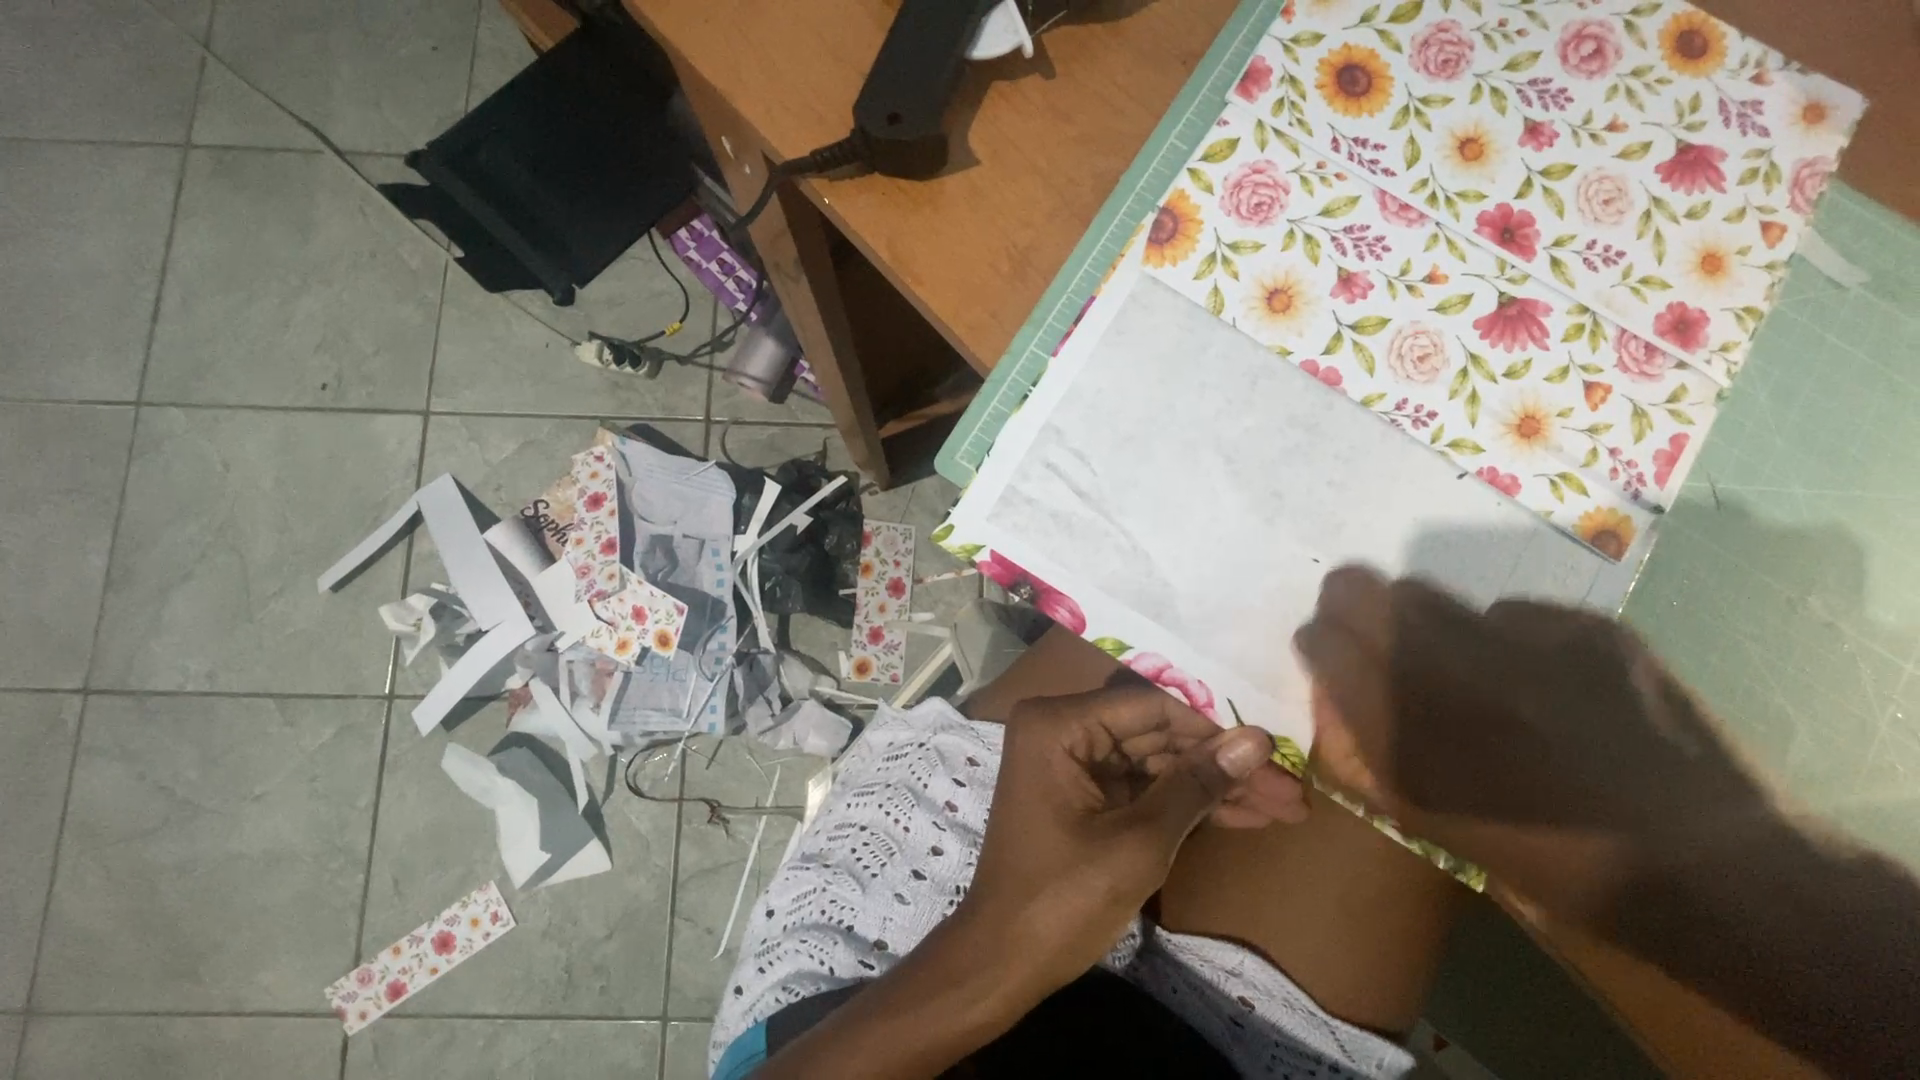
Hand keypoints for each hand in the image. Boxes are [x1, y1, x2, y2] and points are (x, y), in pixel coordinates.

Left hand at [959, 687, 1306, 994]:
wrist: (1004, 961)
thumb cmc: (1063, 898)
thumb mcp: (1139, 841)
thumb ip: (1196, 784)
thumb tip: (1256, 740)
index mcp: (1058, 724)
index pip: (1152, 707)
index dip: (1215, 730)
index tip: (1275, 752)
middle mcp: (1061, 730)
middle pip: (1157, 734)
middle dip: (1222, 764)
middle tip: (1290, 789)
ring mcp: (1071, 763)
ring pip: (1155, 762)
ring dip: (1212, 786)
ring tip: (1283, 807)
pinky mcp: (1082, 795)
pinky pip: (1141, 787)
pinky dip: (1185, 804)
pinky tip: (1243, 816)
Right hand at [1293, 565, 1779, 923]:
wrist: (1707, 868)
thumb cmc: (1547, 860)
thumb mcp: (1427, 822)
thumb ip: (1361, 753)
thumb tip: (1329, 695)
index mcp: (1401, 729)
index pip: (1321, 640)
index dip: (1317, 640)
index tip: (1326, 649)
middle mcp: (1446, 670)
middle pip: (1357, 588)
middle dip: (1351, 603)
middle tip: (1370, 628)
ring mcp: (1519, 641)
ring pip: (1429, 591)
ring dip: (1424, 619)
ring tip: (1462, 658)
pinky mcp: (1586, 628)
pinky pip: (1515, 613)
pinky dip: (1511, 639)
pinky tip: (1544, 679)